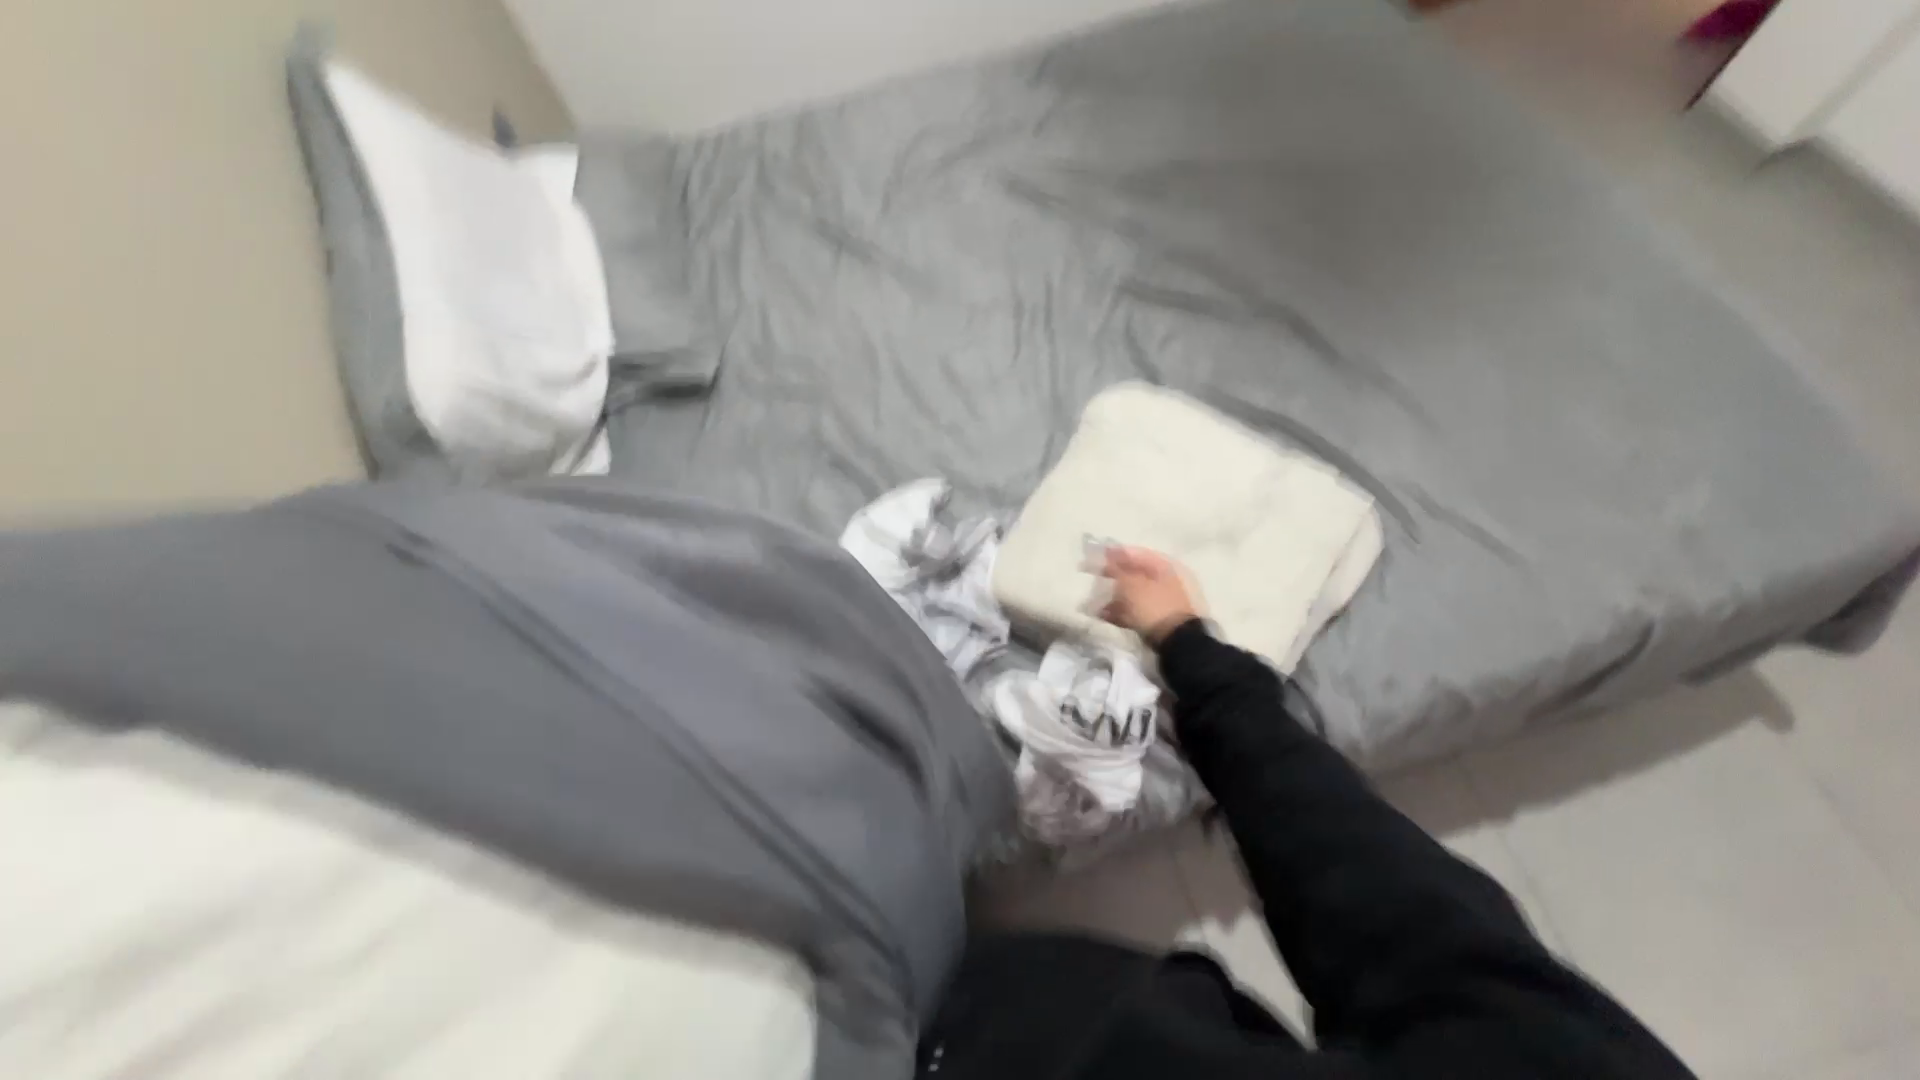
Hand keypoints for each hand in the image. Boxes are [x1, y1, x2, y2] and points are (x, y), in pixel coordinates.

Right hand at [1098, 546, 1204, 644]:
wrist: (1174, 640)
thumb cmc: (1153, 606)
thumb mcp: (1132, 584)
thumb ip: (1118, 568)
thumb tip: (1108, 554)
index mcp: (1160, 567)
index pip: (1133, 554)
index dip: (1113, 553)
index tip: (1094, 555)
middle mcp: (1160, 581)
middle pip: (1131, 574)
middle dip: (1110, 576)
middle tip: (1091, 576)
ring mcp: (1157, 601)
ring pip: (1130, 593)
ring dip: (1111, 596)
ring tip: (1091, 601)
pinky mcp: (1153, 619)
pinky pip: (1131, 610)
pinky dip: (1117, 611)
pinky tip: (1101, 615)